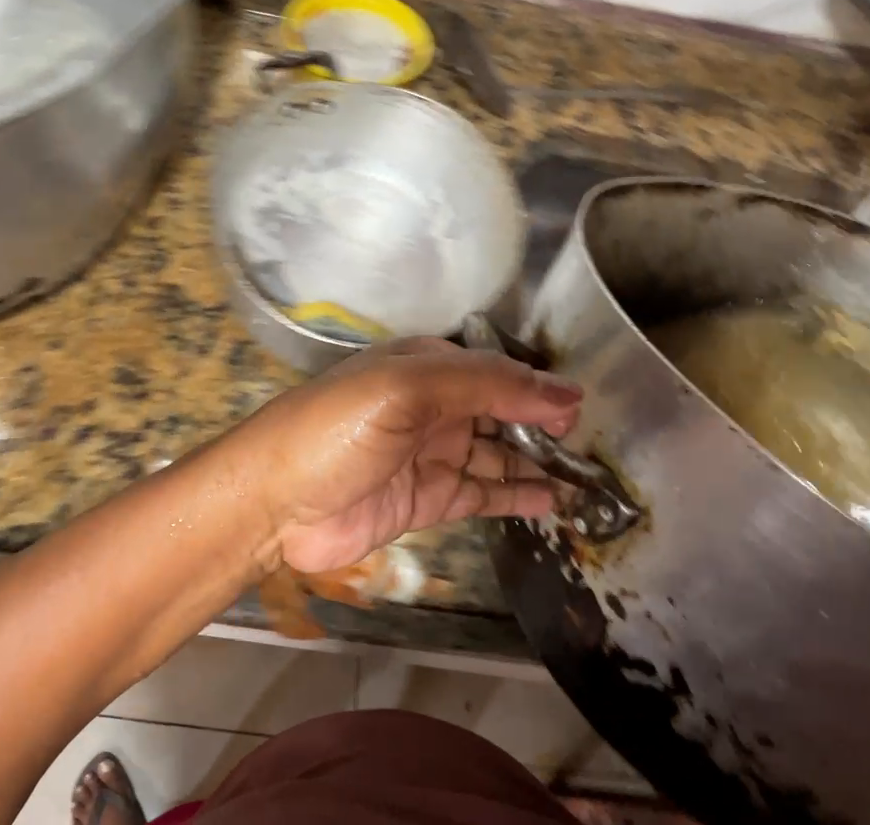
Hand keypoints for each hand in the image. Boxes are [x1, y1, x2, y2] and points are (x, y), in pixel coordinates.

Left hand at [218, 338, 584, 573]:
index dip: (537, 387)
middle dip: (545, 427)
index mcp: (424, 367)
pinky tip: (554, 501)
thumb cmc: (336, 429)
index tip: (580, 412)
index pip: (494, 369)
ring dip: (539, 464)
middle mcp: (431, 407)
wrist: (274, 502)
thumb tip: (567, 393)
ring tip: (588, 479)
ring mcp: (430, 456)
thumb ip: (488, 385)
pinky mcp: (427, 501)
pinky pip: (484, 494)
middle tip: (595, 449)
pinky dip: (518, 496)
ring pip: (498, 454)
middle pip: (501, 412)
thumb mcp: (408, 388)